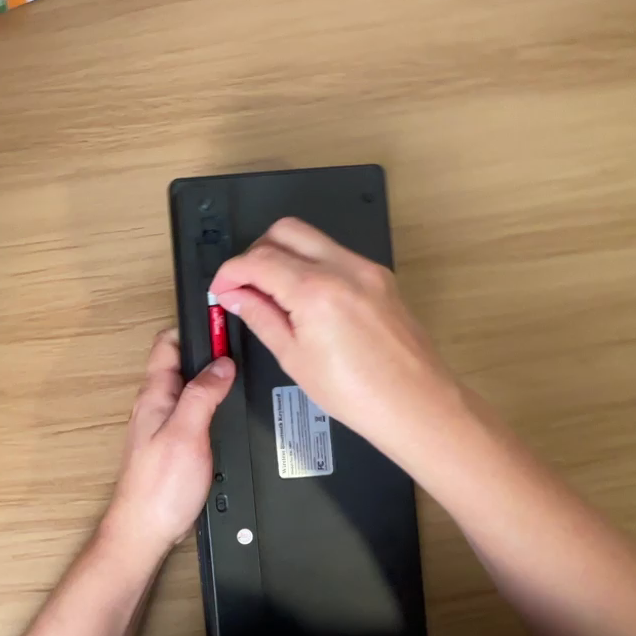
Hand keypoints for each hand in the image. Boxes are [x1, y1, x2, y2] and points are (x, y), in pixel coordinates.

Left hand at [100, 329, 236, 556]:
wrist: (145, 530)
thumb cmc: (159, 488)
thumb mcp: (186, 433)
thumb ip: (201, 395)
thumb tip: (221, 365)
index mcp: (154, 396)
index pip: (167, 345)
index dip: (193, 327)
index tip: (219, 317)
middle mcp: (155, 406)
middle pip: (180, 363)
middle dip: (206, 348)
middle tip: (236, 337)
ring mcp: (163, 426)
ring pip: (187, 387)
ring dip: (209, 375)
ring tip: (236, 365)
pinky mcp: (173, 445)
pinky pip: (191, 411)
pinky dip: (210, 401)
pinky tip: (225, 406)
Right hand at [209, 218, 461, 446]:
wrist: (416, 404)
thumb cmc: (356, 393)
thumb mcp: (292, 358)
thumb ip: (260, 317)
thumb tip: (235, 297)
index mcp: (316, 290)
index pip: (258, 260)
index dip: (230, 273)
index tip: (220, 290)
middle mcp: (344, 268)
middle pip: (284, 231)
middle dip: (255, 253)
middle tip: (243, 285)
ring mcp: (366, 269)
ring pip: (311, 238)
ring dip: (282, 256)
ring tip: (270, 294)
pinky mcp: (379, 278)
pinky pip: (335, 255)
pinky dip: (309, 265)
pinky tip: (301, 299)